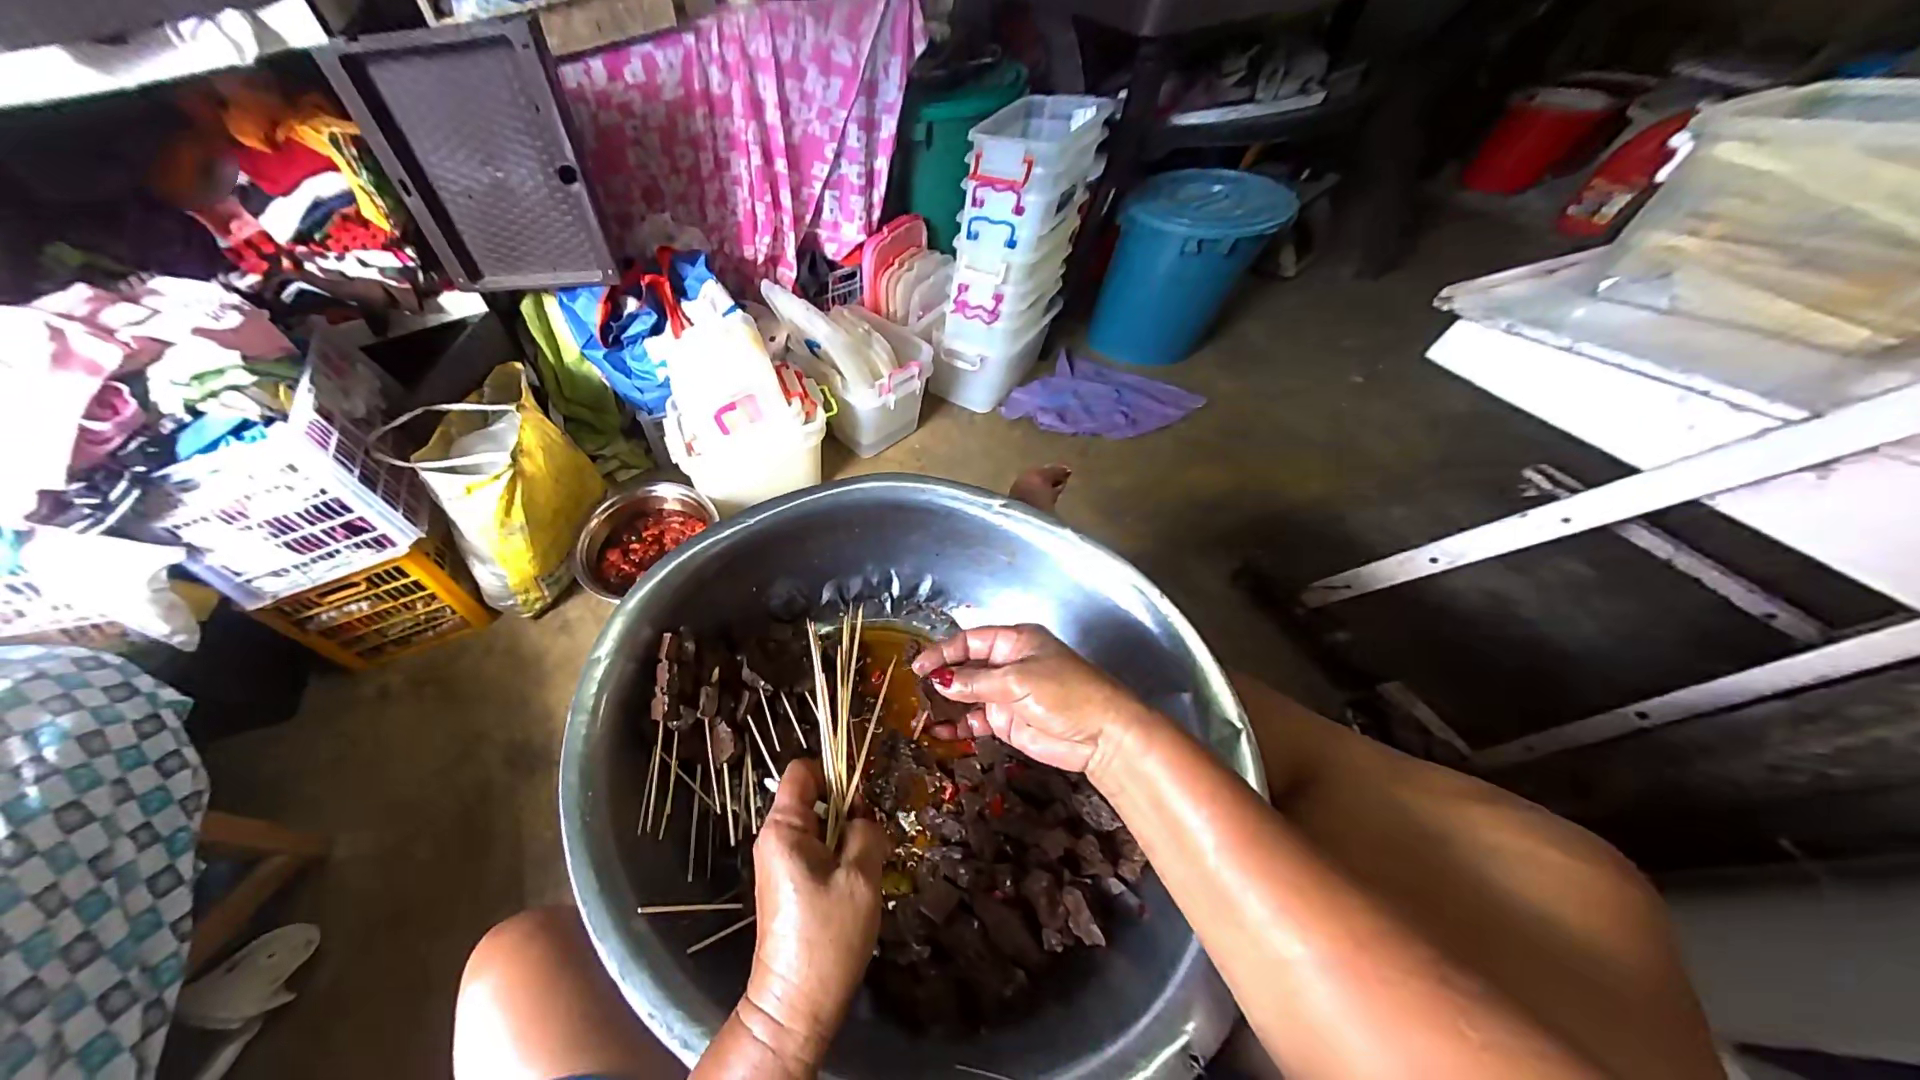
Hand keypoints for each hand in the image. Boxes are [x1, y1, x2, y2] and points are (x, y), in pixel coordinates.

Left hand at [738, 760, 885, 1071]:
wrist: (796, 1005)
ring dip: (850, 833)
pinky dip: (843, 854)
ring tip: (873, 855)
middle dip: (848, 805)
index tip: (864, 788)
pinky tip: (862, 877)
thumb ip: (867, 832)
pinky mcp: (792, 884)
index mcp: (784, 829)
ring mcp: (783, 862)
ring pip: (822, 825)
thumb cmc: (827, 936)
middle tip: (876, 826)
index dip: (834, 769)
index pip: (802, 771)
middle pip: (814, 797)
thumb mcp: (860, 877)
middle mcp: (777, 839)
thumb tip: (866, 817)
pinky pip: (820, 850)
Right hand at [910, 624, 1155, 776]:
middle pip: (966, 666)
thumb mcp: (1018, 681)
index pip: (970, 640)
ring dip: (946, 703)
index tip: (919, 665)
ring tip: (921, 713)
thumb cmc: (1067, 693)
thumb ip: (976, 681)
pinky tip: (941, 732)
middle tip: (914, 690)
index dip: (943, 651)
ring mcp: (1007, 693)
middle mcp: (1008, 663)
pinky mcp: (1008, 720)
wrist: (1101, 735)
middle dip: (942, 676)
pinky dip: (959, 726)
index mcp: (1015, 641)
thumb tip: (941, 680)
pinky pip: (976, 720)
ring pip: (967, 694)